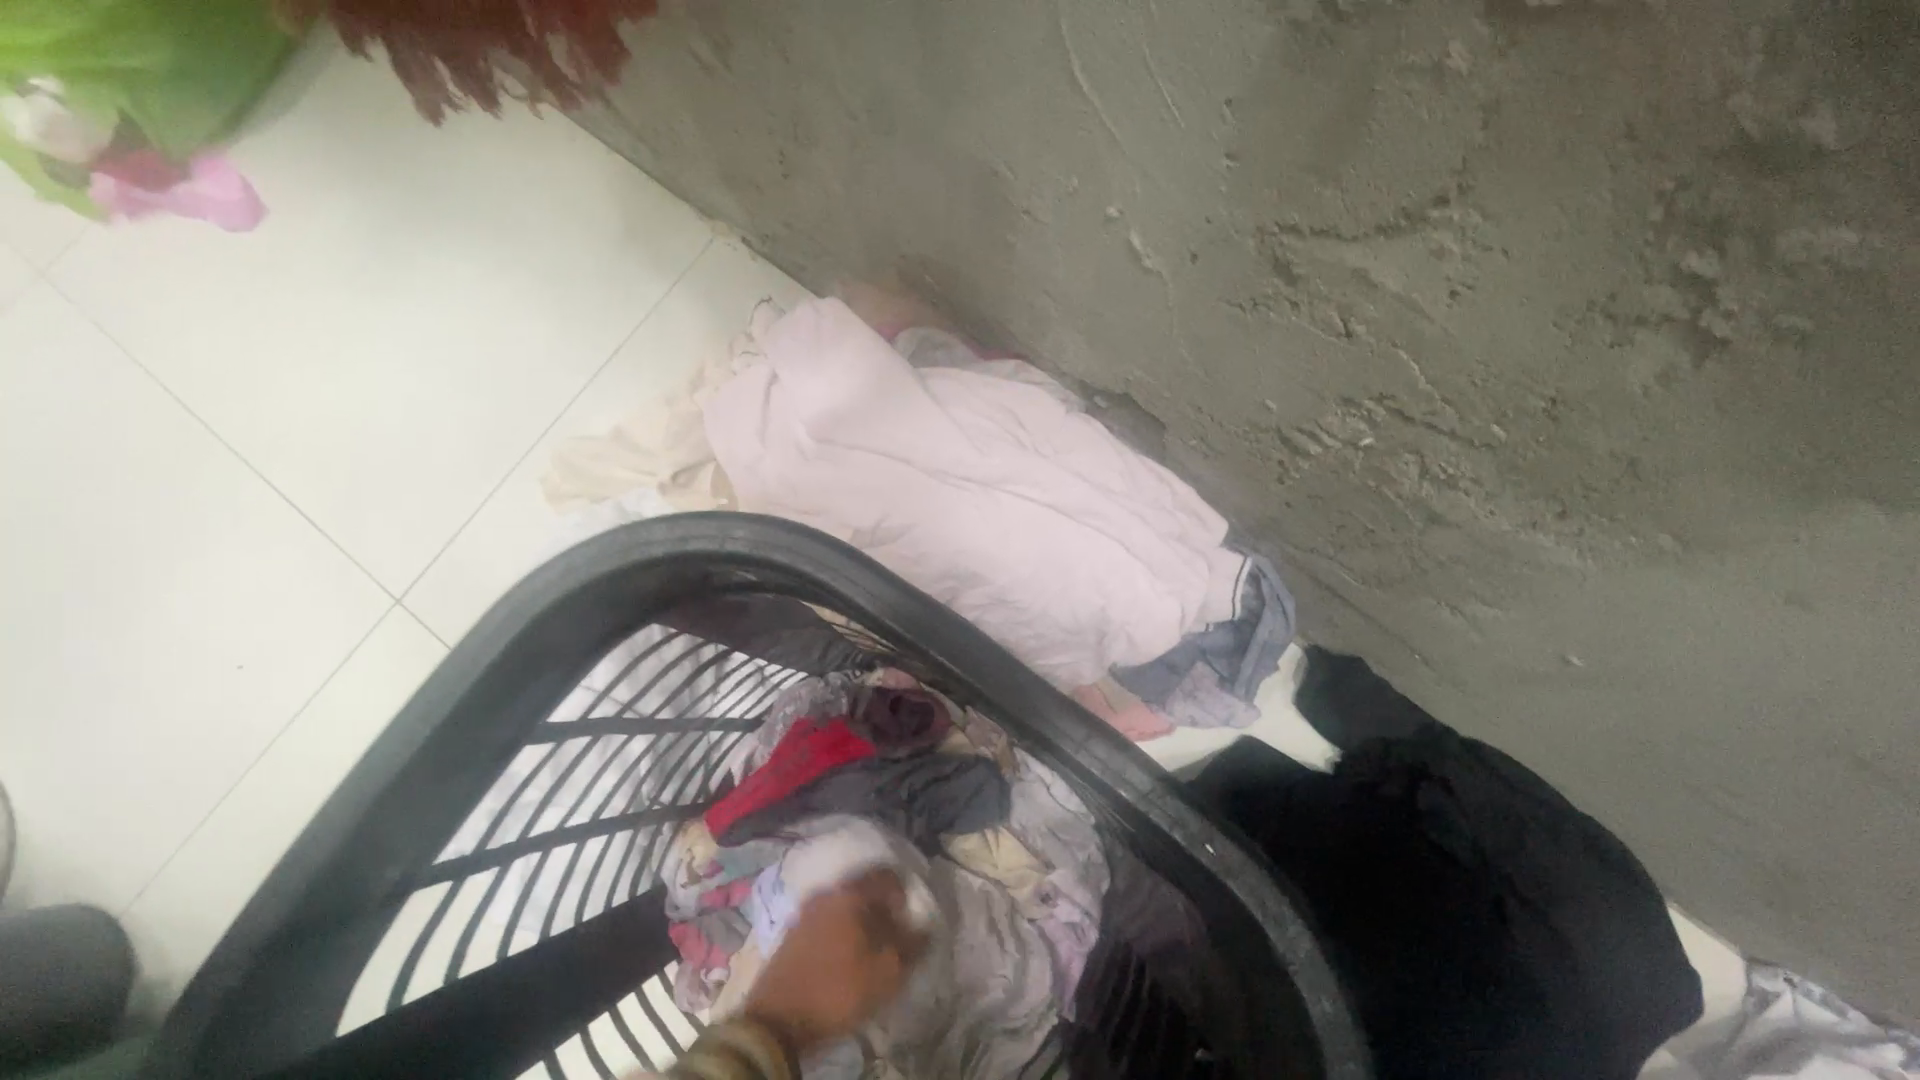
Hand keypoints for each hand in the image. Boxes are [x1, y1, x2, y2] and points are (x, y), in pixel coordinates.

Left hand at [743, 869, 929, 1055]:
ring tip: (870, 950)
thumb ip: (911, 945)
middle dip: (882, 909)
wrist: (777, 1020)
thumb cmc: (838, 990)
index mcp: (851, 894)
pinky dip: (841, 931)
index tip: (910, 919)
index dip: (904, 893)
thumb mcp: (886, 973)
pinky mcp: (792, 932)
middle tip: (893, 937)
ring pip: (844, 905)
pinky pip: (827, 920)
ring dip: (861, 921)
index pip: (887, 875)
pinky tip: (846, 957)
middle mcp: (826, 892)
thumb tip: (923, 928)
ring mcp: (805, 911)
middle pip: (864, 889)